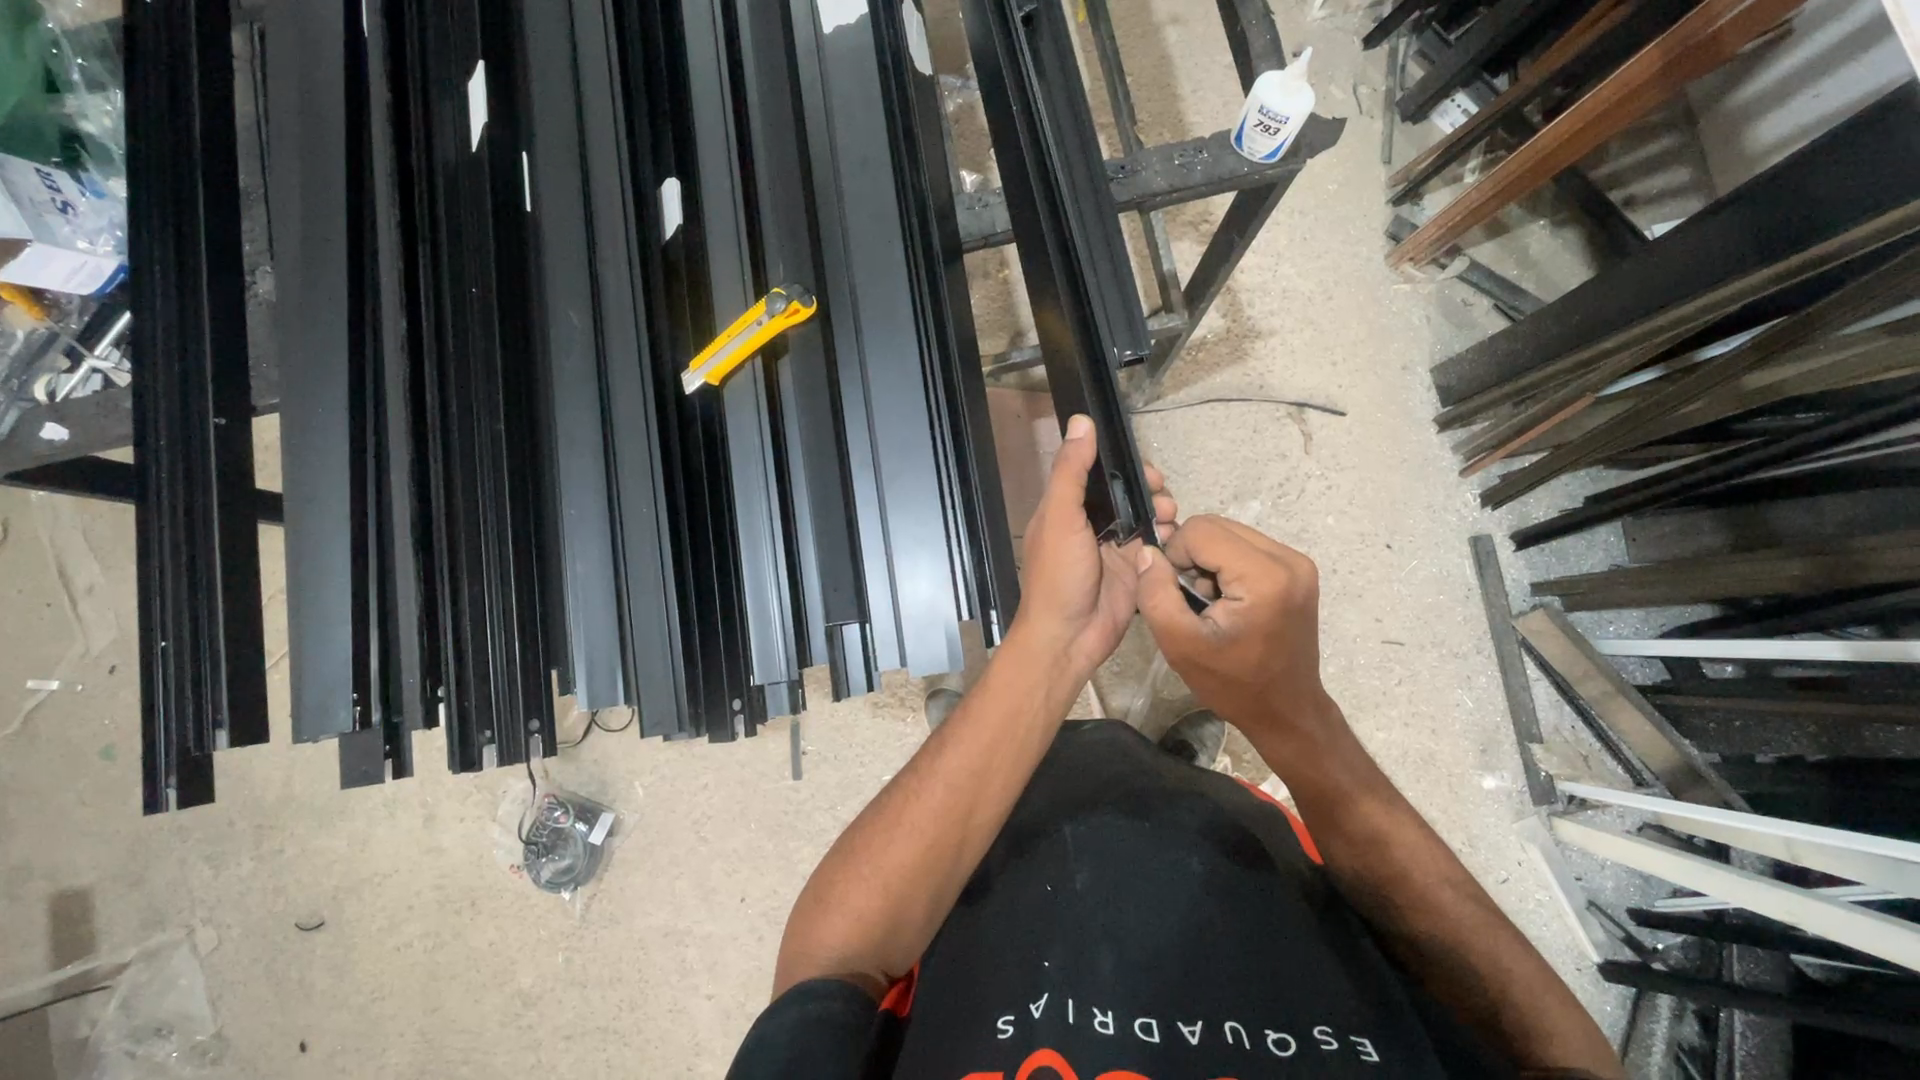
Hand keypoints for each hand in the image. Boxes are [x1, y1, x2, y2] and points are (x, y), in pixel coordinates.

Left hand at [1007, 414, 1176, 679]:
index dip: (1121, 464)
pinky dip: (1167, 536)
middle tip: (1162, 492)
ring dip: (1160, 510)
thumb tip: (1081, 421)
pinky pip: (1155, 543)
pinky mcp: (1134, 570)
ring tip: (1168, 516)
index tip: (1143, 465)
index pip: (1096, 473)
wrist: (1069, 637)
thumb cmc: (1058, 576)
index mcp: (1066, 508)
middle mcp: (1090, 524)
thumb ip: (1071, 471)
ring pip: (1144, 515)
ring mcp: (1113, 548)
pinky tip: (1172, 536)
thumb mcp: (1060, 517)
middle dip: (1147, 487)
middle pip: (1125, 492)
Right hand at [1135, 515, 1348, 755]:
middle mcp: (1288, 559)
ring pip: (1229, 533)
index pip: (1200, 530)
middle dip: (1192, 557)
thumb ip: (1155, 593)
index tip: (1177, 595)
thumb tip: (1148, 553)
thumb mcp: (1179, 644)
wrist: (1285, 711)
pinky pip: (1246, 546)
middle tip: (1192, 600)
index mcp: (1265, 576)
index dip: (1175, 556)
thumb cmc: (1233, 684)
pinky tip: (1226, 600)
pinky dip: (1225, 565)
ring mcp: (1297, 562)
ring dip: (1207, 561)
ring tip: (1209, 603)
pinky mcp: (1297, 570)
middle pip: (1216, 526)